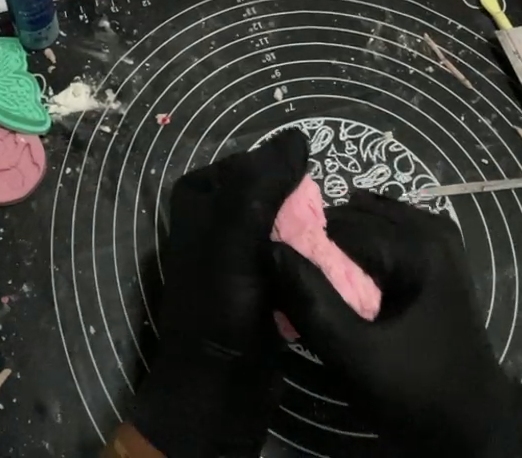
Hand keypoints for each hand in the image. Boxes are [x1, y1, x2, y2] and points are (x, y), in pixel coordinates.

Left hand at [128, 130, 308, 456]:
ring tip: (324, 248)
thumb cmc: (219, 304)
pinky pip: (289, 253)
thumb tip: (296, 135)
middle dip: (297, 207)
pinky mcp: (256, 280)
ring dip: (306, 234)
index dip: (282, 177)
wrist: (220, 387)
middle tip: (318, 229)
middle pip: (270, 192)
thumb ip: (261, 183)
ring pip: (283, 222)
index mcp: (197, 195)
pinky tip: (323, 269)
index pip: (252, 162)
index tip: (307, 198)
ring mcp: (235, 250)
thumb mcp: (235, 233)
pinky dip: (307, 258)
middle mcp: (213, 216)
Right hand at [272, 191, 521, 457]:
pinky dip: (356, 245)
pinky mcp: (433, 246)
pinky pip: (376, 227)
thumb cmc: (416, 392)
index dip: (303, 250)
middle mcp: (428, 225)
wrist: (475, 427)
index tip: (288, 285)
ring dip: (336, 245)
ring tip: (329, 287)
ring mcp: (434, 232)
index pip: (336, 225)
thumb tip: (270, 249)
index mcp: (418, 245)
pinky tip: (352, 277)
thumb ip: (311, 301)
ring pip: (358, 218)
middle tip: (306, 290)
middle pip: (347, 217)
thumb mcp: (355, 356)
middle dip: (320, 246)